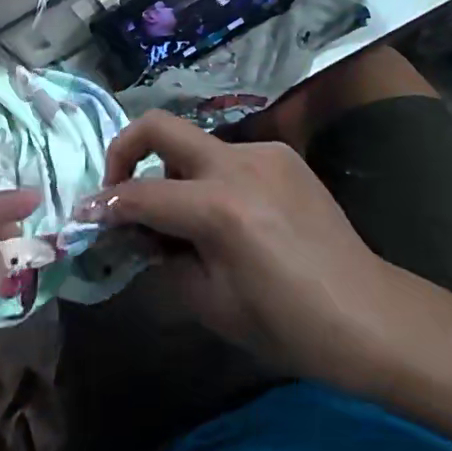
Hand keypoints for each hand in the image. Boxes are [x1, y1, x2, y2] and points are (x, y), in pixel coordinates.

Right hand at [76, 110, 397, 386]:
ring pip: (196, 146)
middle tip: (117, 185)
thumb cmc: (286, 323)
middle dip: (124, 149)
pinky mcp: (283, 155)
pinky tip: (228, 215)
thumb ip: (163, 256)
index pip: (140, 194)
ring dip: (175, 174)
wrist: (367, 313)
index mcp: (219, 208)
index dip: (103, 204)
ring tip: (184, 218)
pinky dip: (212, 179)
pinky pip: (229, 157)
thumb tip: (135, 230)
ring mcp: (264, 152)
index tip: (83, 212)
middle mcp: (238, 164)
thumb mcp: (211, 302)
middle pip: (160, 126)